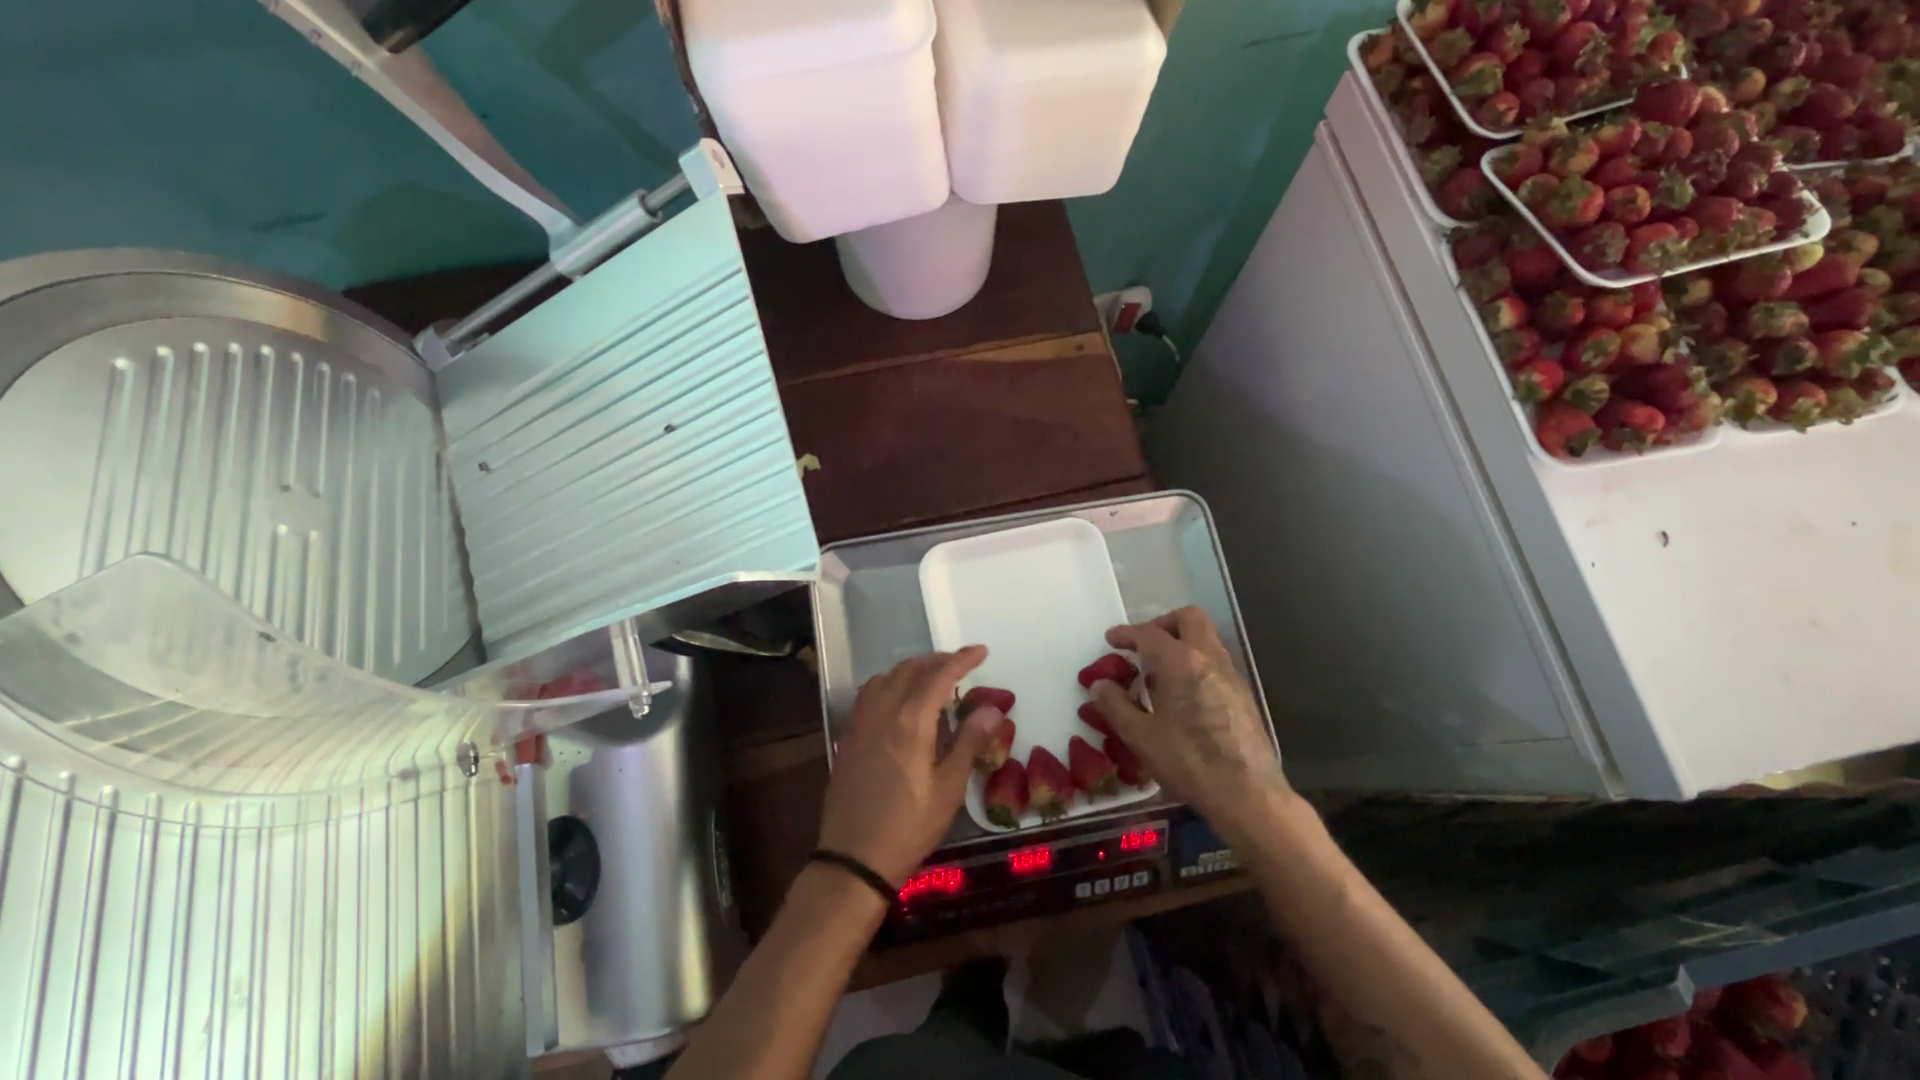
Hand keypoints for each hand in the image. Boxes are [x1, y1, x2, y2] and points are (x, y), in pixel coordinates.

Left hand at [821, 647, 1003, 885]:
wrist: (855, 857)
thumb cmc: (910, 826)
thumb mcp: (949, 788)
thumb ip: (969, 742)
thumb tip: (991, 709)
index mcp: (910, 721)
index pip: (939, 675)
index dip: (961, 660)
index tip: (981, 652)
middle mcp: (881, 712)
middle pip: (909, 670)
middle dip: (936, 661)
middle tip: (961, 665)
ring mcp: (859, 724)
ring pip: (885, 679)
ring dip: (910, 670)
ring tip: (932, 679)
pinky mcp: (847, 738)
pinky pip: (868, 696)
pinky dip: (888, 685)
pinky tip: (899, 702)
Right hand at [1087, 607, 1289, 838]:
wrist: (1246, 792)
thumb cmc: (1188, 761)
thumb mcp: (1140, 736)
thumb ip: (1115, 705)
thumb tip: (1100, 684)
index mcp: (1181, 662)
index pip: (1149, 633)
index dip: (1126, 634)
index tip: (1111, 640)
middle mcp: (1210, 658)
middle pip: (1189, 619)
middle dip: (1162, 624)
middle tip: (1143, 646)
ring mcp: (1231, 674)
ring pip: (1207, 639)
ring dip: (1181, 644)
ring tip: (1159, 674)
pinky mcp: (1243, 694)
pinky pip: (1215, 662)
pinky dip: (1195, 663)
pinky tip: (1182, 696)